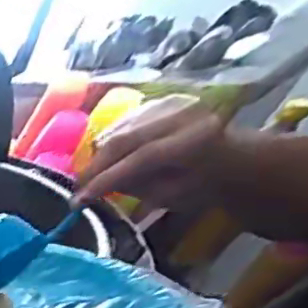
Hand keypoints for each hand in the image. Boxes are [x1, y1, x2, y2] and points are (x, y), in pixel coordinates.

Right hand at [76, 94, 226, 206]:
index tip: (77, 201)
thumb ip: (135, 186)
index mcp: (195, 140)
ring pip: (121, 132)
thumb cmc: (202, 186)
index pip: (141, 157)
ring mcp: (174, 107)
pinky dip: (107, 147)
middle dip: (95, 168)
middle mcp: (185, 116)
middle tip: (75, 191)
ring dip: (98, 158)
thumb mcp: (169, 195)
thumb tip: (97, 188)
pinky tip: (99, 164)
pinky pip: (125, 127)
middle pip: (126, 140)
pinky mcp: (163, 106)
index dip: (105, 180)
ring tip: (85, 180)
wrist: (231, 159)